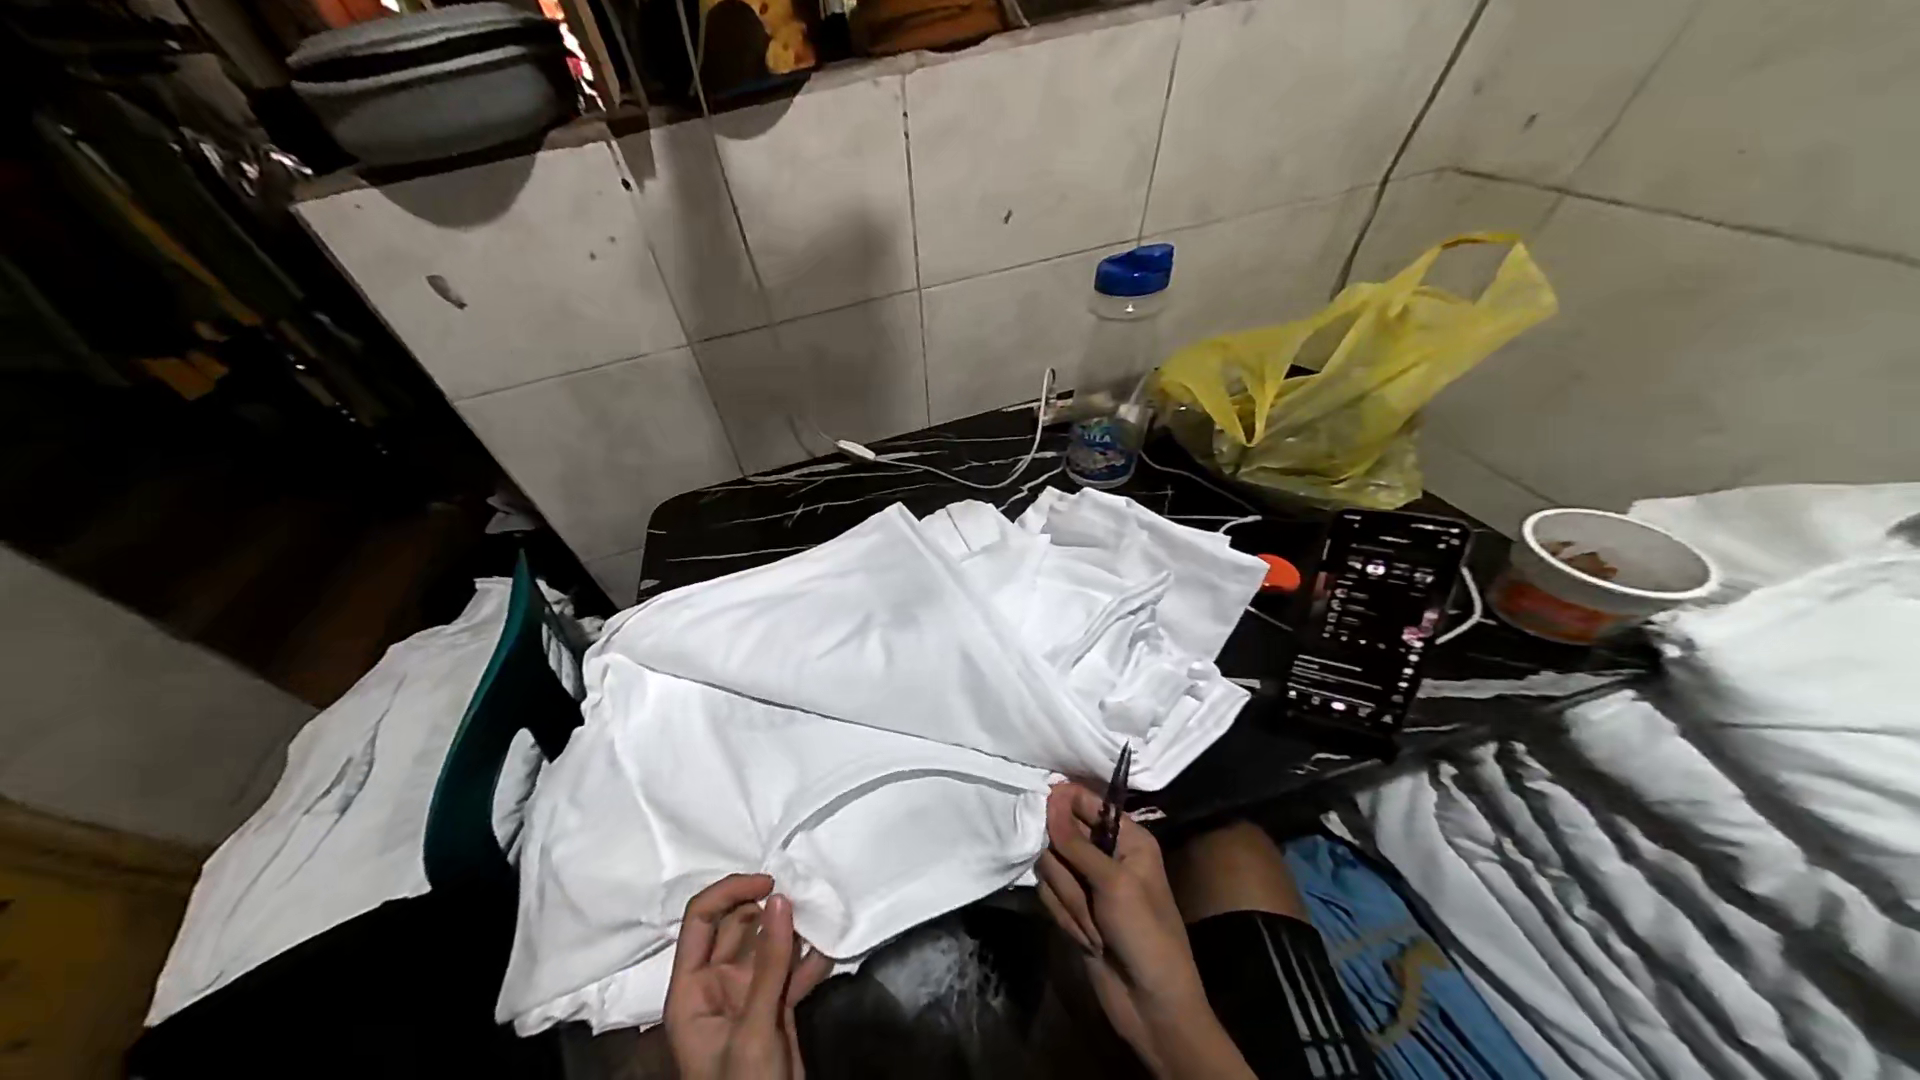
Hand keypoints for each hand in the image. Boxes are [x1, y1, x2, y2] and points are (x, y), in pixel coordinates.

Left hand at [663, 874, 833, 1079]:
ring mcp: (747, 995)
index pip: (701, 920)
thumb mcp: (753, 1028)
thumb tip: (780, 897)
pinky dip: (810, 957)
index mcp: (691, 989)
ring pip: (768, 943)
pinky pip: (792, 968)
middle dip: (769, 906)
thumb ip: (769, 962)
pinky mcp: (776, 1007)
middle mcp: (716, 985)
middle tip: (804, 897)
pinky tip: (829, 948)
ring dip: (793, 928)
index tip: (770, 882)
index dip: (731, 892)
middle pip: (738, 925)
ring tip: (821, 916)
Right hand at [1035, 784, 1252, 1079]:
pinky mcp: (1073, 908)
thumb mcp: (1114, 882)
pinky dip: (1064, 917)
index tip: (1041, 804)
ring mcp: (1087, 883)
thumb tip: (1051, 797)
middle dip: (1065, 866)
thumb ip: (1077, 841)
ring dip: (1067, 898)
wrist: (1151, 1005)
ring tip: (1093, 926)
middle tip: (1084, 891)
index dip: (1063, 801)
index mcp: (1128, 838)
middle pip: (1060, 835)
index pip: (1086, 803)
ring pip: (1051, 867)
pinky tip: (1087, 939)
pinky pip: (1049, 895)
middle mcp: (1106, 854)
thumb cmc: (1145, 933)